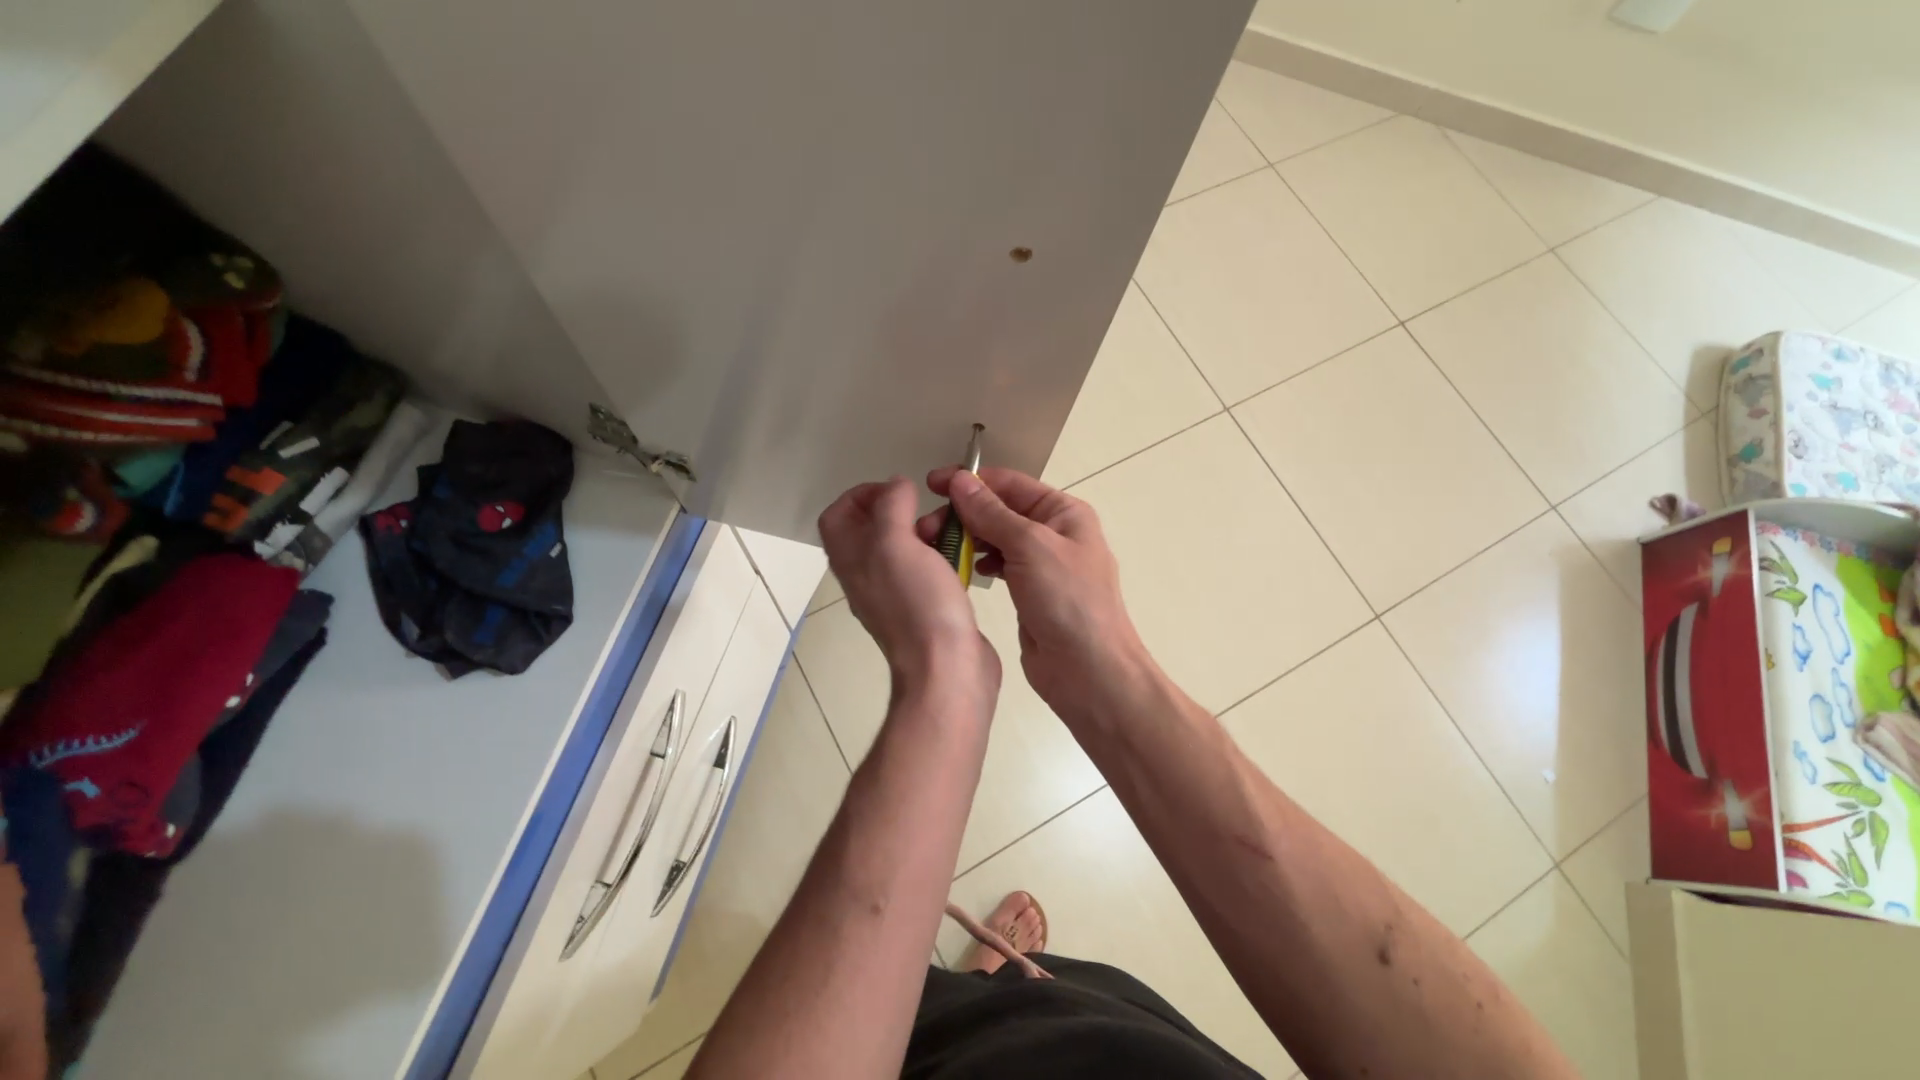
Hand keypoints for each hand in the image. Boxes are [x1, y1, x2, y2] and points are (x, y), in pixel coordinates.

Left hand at [818, 477, 998, 694]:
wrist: (947, 667)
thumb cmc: (918, 603)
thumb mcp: (895, 543)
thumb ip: (890, 507)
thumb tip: (896, 487)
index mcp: (851, 560)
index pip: (838, 515)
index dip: (861, 495)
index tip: (896, 491)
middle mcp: (868, 576)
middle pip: (874, 530)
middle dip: (903, 511)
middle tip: (929, 511)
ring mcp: (897, 594)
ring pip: (907, 549)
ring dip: (930, 533)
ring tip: (955, 532)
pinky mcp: (927, 607)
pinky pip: (931, 571)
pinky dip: (946, 557)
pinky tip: (967, 557)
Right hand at [923, 467, 1151, 722]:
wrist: (1089, 670)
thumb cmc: (1067, 601)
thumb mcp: (1030, 546)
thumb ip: (992, 513)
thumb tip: (960, 480)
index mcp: (1064, 512)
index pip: (1010, 483)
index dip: (970, 481)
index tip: (931, 484)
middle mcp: (1054, 532)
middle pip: (1001, 509)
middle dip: (964, 513)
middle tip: (925, 527)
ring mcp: (1043, 565)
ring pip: (997, 538)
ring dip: (967, 538)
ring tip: (935, 547)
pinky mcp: (1031, 593)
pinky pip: (1000, 566)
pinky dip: (979, 563)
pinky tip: (963, 570)